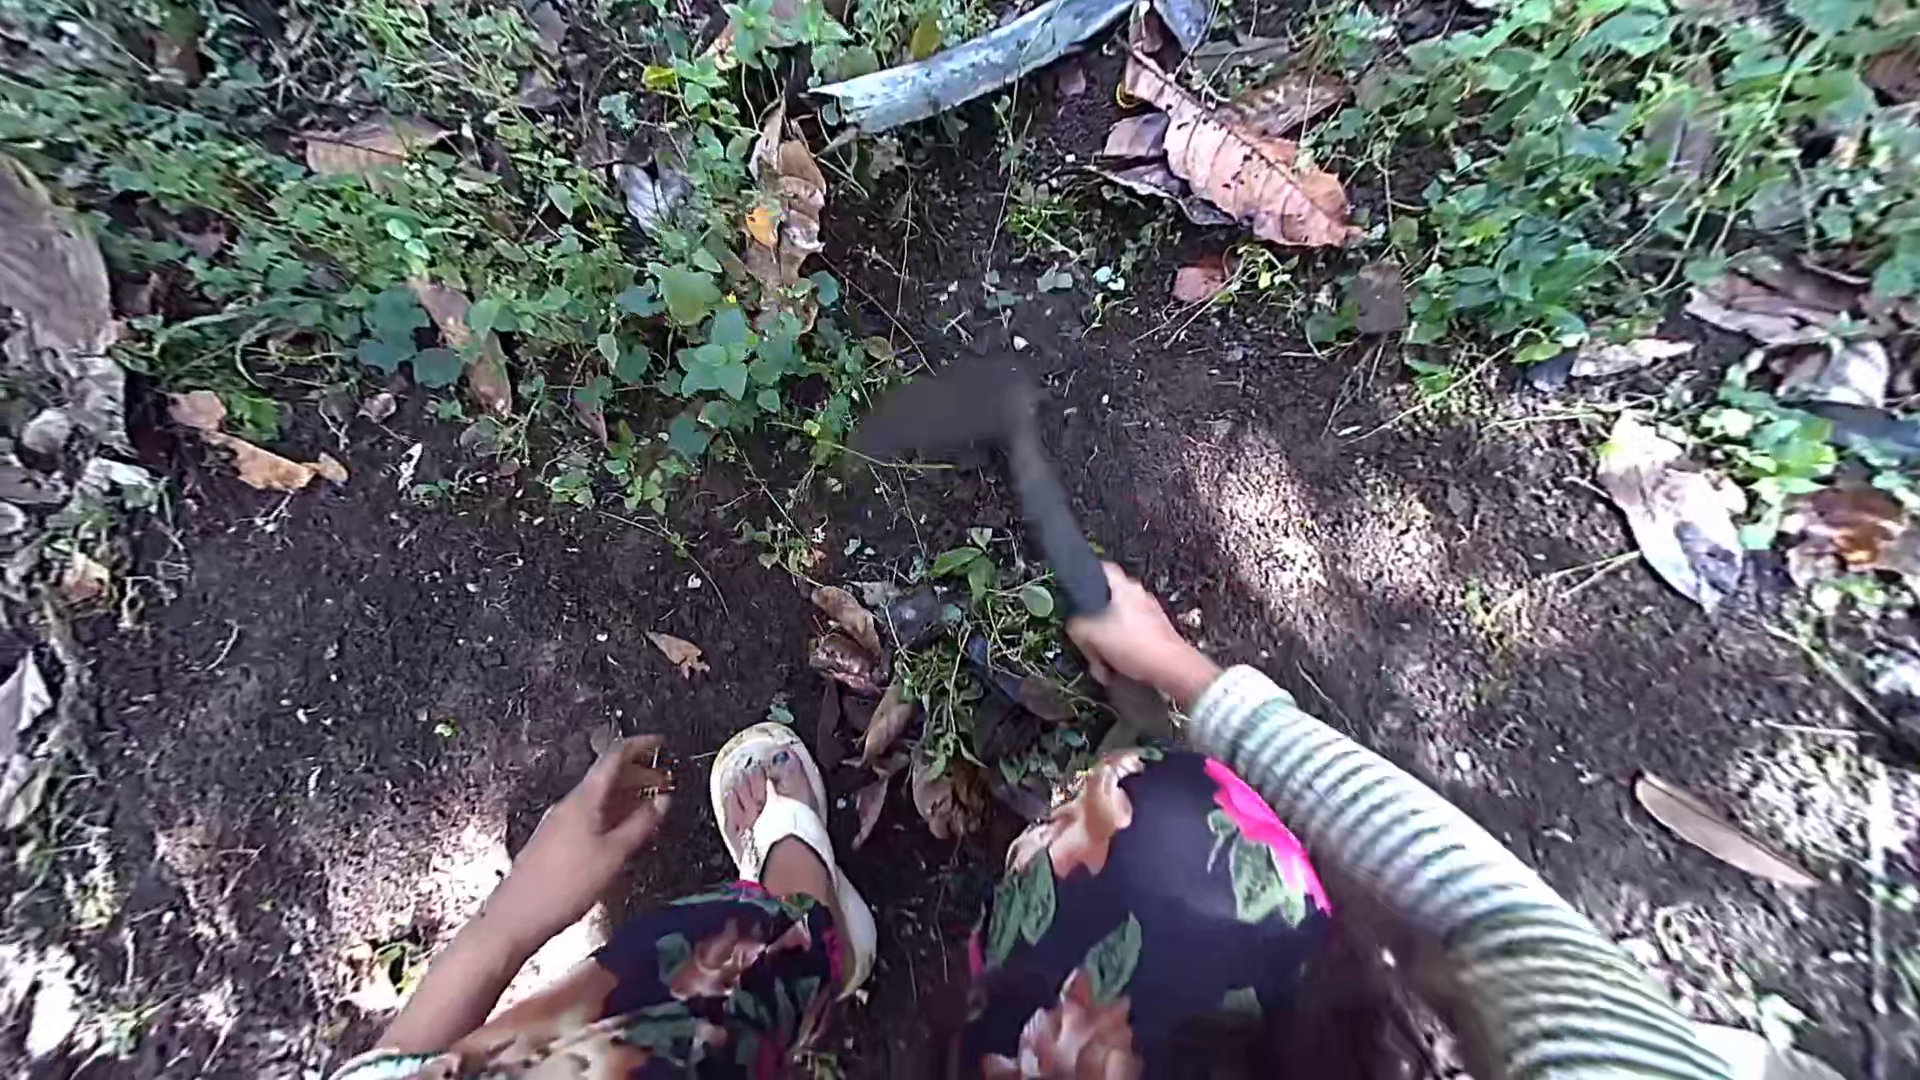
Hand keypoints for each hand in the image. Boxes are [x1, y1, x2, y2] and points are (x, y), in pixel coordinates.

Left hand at [483, 736, 673, 950]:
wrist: (512, 925)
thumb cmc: (561, 887)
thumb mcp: (615, 853)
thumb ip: (642, 824)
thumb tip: (662, 802)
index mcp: (584, 800)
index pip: (614, 757)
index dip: (640, 745)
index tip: (660, 743)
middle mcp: (570, 806)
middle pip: (609, 776)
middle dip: (641, 774)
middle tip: (665, 781)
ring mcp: (561, 824)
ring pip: (601, 798)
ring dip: (629, 796)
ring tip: (652, 806)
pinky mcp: (555, 842)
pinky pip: (591, 816)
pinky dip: (614, 815)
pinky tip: (625, 831)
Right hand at [1067, 563, 1220, 708]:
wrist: (1173, 671)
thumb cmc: (1137, 646)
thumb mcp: (1091, 634)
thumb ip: (1076, 625)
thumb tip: (1073, 625)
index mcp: (1125, 588)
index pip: (1102, 568)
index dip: (1086, 574)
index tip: (1077, 587)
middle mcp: (1139, 597)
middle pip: (1105, 603)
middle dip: (1093, 625)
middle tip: (1087, 639)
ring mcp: (1150, 615)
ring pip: (1116, 624)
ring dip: (1105, 643)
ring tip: (1102, 663)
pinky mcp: (1156, 634)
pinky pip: (1129, 639)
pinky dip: (1120, 652)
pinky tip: (1115, 669)